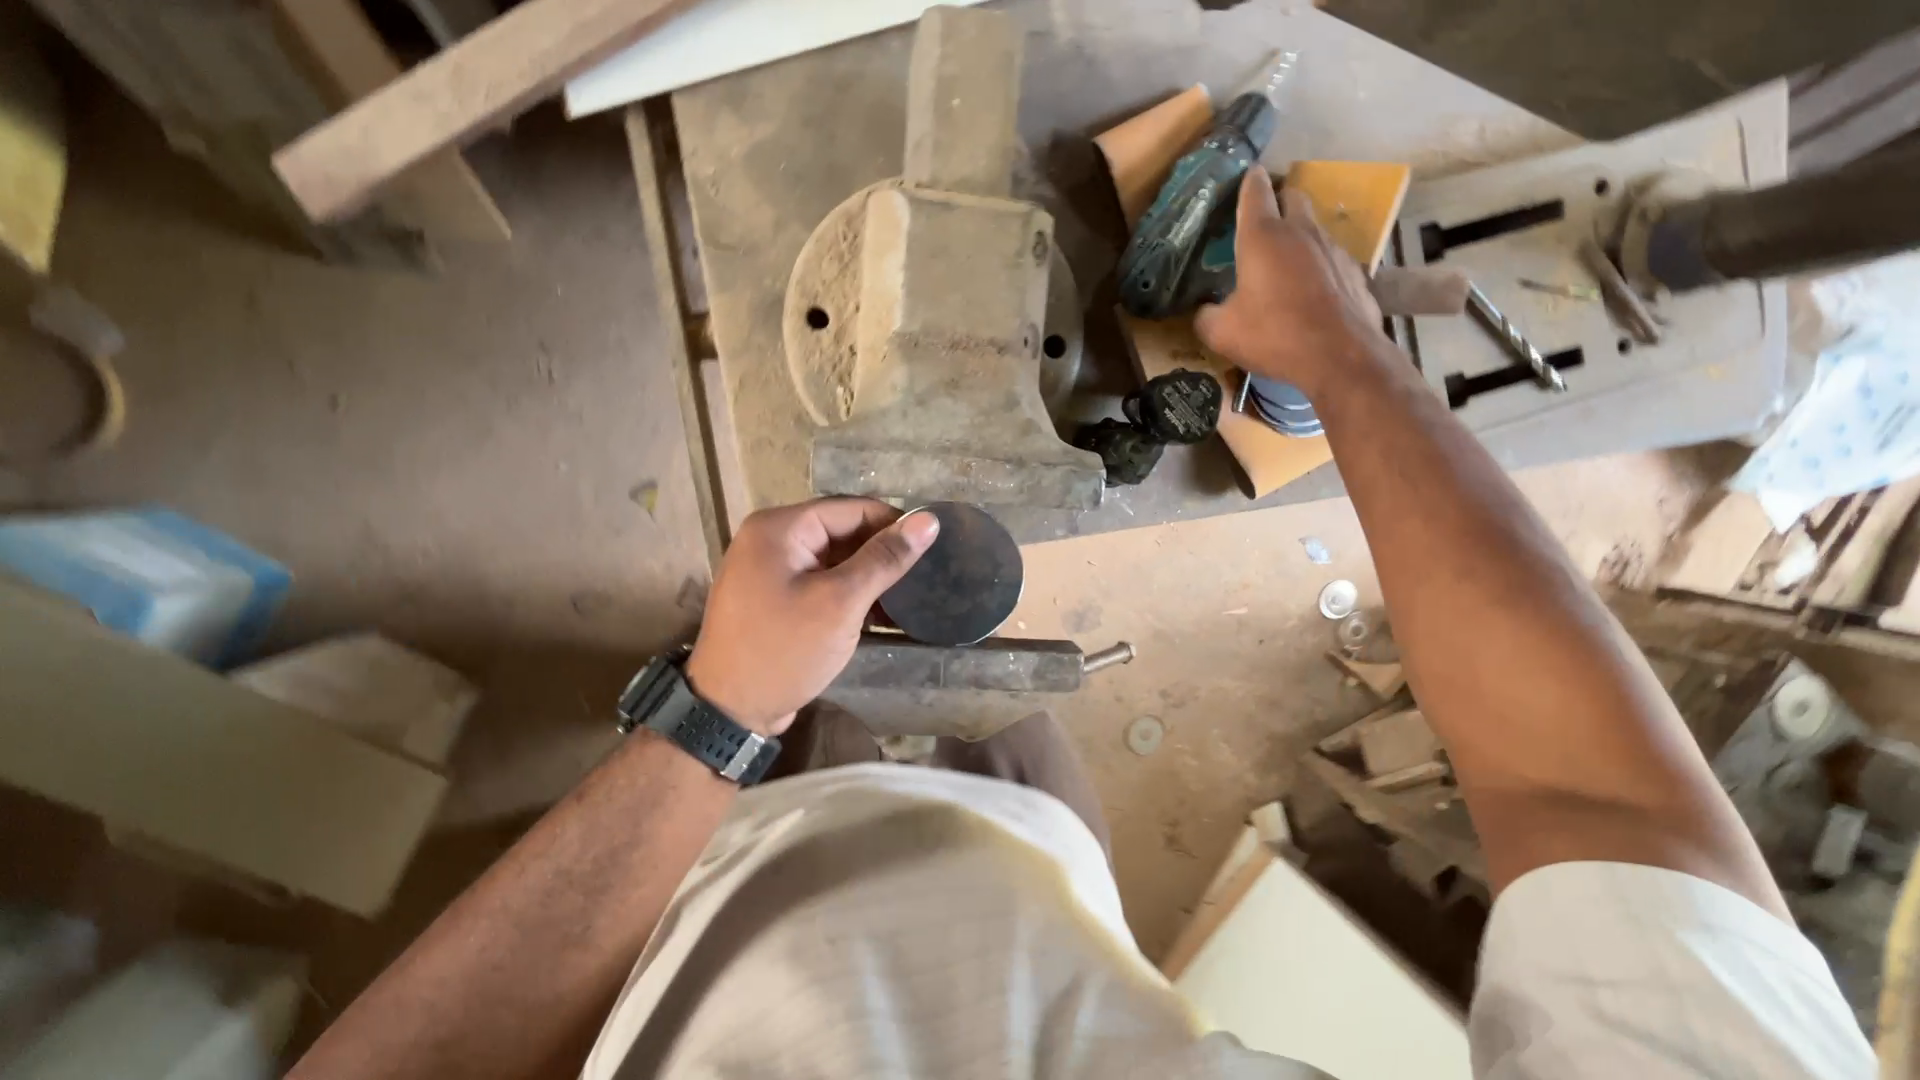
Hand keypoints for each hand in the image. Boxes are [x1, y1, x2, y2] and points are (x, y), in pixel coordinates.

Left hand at [683, 498, 938, 735]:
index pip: (852, 509)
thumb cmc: (784, 650)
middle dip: (883, 553)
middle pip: (842, 532)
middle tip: (929, 575)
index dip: (895, 524)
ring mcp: (770, 570)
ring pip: (834, 560)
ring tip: (913, 596)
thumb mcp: (841, 602)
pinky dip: (849, 595)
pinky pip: (820, 583)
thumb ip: (884, 559)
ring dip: (870, 577)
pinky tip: (883, 614)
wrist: (728, 710)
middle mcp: (771, 539)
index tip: (934, 548)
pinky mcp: (775, 599)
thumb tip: (929, 521)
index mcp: (780, 527)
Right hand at [1195, 167, 1387, 397]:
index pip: (1255, 191)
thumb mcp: (1221, 333)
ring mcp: (1333, 248)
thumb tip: (1205, 311)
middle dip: (1278, 200)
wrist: (1340, 357)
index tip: (1247, 176)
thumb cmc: (1274, 336)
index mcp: (1262, 237)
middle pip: (1293, 195)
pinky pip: (1331, 256)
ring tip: (1285, 260)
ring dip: (1299, 233)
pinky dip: (1318, 263)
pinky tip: (1311, 289)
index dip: (1249, 181)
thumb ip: (1206, 315)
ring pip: (1314, 225)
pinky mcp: (1354, 270)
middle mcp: (1300, 231)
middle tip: (1263, 220)